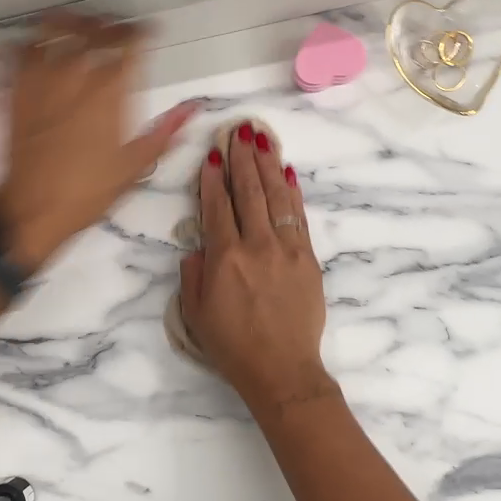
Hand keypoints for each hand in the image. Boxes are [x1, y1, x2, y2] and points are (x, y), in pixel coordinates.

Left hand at [0, 10, 200, 269]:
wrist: (29, 212)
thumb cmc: (83, 196)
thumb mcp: (132, 168)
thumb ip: (163, 133)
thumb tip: (191, 110)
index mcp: (111, 90)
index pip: (132, 41)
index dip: (141, 34)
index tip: (145, 36)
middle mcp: (76, 76)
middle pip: (95, 28)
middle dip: (109, 26)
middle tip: (114, 33)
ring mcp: (40, 80)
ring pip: (55, 28)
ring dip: (70, 24)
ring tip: (77, 30)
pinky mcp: (12, 91)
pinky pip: (19, 49)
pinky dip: (31, 43)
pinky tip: (38, 50)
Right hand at [179, 121, 336, 413]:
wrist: (281, 369)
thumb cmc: (231, 346)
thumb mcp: (195, 313)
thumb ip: (192, 276)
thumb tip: (197, 249)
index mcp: (224, 258)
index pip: (217, 207)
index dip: (212, 179)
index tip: (212, 154)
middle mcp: (256, 246)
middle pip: (249, 192)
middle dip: (242, 159)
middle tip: (239, 131)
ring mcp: (286, 250)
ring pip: (276, 198)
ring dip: (268, 165)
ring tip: (262, 139)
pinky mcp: (307, 259)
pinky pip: (299, 217)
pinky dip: (293, 193)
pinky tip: (287, 174)